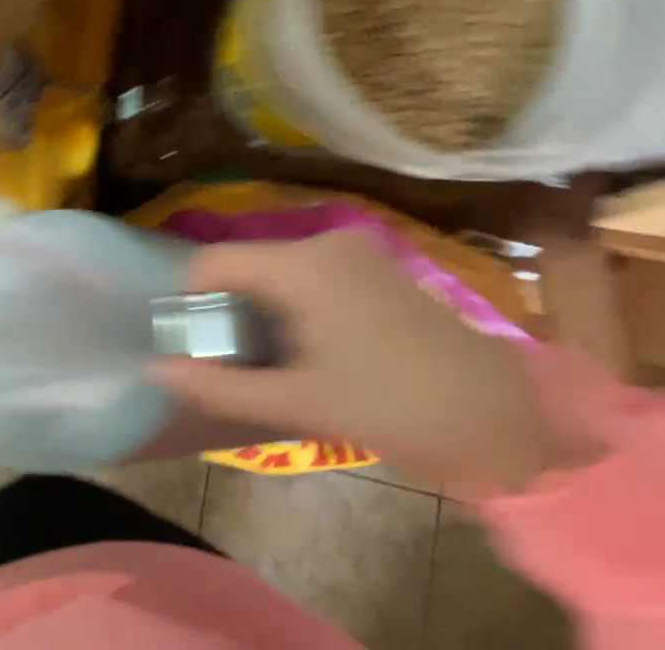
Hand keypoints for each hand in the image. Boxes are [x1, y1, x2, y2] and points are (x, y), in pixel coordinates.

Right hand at [149, 230, 573, 491]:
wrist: (510, 420)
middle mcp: (324, 242)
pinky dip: (293, 308)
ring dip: (262, 313)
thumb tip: (154, 368)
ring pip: (276, 273)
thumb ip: (219, 385)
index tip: (196, 345)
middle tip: (236, 362)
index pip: (212, 263)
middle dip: (229, 312)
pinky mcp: (377, 268)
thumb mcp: (298, 402)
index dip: (191, 302)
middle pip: (245, 267)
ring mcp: (356, 252)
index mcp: (301, 265)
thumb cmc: (396, 406)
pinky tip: (311, 351)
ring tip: (274, 363)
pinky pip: (308, 276)